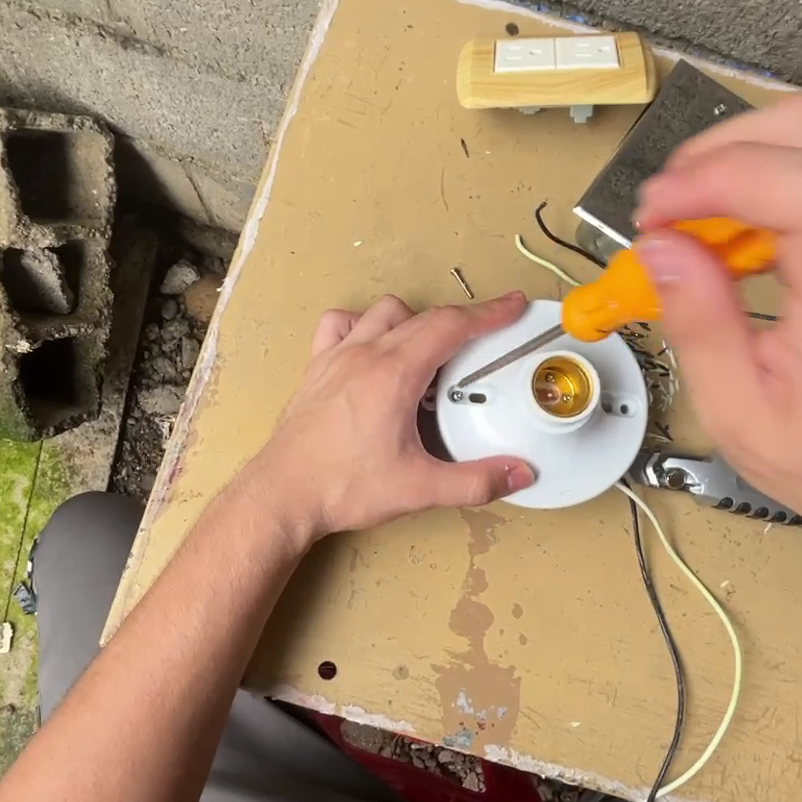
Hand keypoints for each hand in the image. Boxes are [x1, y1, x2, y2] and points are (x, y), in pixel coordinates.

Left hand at [247, 293, 536, 540]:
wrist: (282, 495)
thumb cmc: (342, 487)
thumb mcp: (419, 489)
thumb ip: (475, 481)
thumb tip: (519, 474)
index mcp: (394, 374)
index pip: (450, 327)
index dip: (488, 313)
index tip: (513, 306)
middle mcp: (365, 355)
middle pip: (424, 317)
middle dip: (463, 319)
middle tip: (488, 333)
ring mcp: (336, 357)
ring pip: (383, 313)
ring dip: (414, 319)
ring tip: (431, 349)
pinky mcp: (317, 369)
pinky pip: (340, 325)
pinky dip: (362, 324)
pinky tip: (371, 346)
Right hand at [632, 93, 801, 546]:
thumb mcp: (739, 414)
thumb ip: (699, 326)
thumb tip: (658, 247)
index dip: (725, 177)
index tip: (655, 211)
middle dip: (722, 152)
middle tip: (663, 207)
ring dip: (735, 164)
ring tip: (685, 222)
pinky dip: (756, 186)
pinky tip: (724, 237)